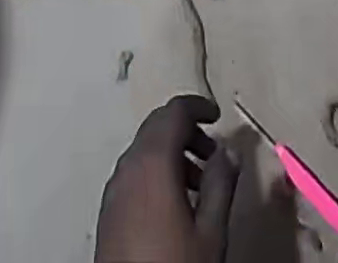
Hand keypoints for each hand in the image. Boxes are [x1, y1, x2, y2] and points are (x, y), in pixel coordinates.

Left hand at [95, 95, 239, 262]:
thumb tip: (229, 152)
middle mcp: (128, 165)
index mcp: (153, 161)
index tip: (218, 116)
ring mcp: (114, 188)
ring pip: (144, 150)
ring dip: (172, 153)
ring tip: (200, 185)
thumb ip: (222, 184)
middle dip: (187, 130)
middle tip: (213, 153)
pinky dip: (156, 172)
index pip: (174, 111)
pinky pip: (134, 173)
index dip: (198, 106)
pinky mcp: (108, 210)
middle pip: (157, 125)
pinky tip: (175, 204)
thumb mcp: (211, 231)